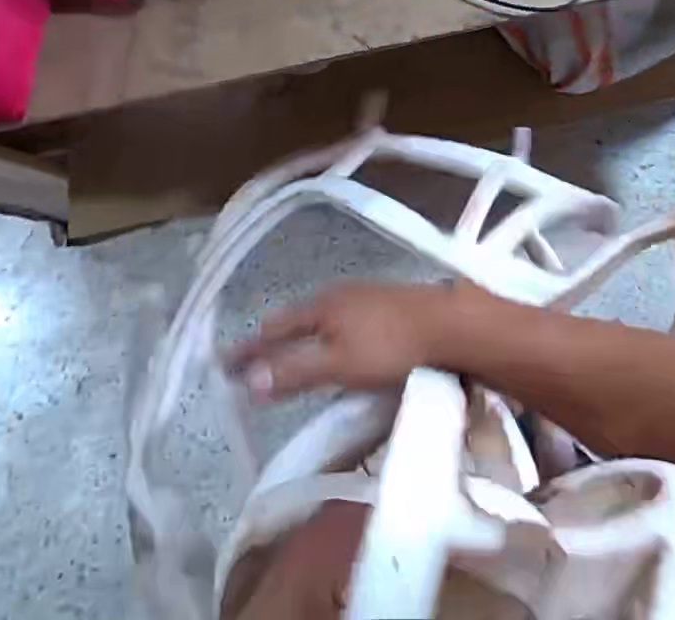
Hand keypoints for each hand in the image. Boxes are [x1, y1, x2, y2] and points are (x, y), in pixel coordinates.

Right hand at [227, 280, 480, 400]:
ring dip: (301, 333)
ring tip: (290, 348)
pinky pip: (343, 316)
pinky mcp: (386, 302)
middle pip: (296, 318)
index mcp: (321, 306)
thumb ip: (295, 371)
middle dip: (273, 337)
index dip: (250, 347)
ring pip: (321, 315)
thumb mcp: (338, 364)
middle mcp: (338, 294)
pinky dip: (327, 330)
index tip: (225, 361)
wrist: (449, 323)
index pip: (275, 328)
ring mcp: (364, 294)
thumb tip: (249, 381)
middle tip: (253, 356)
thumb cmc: (390, 346)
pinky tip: (338, 340)